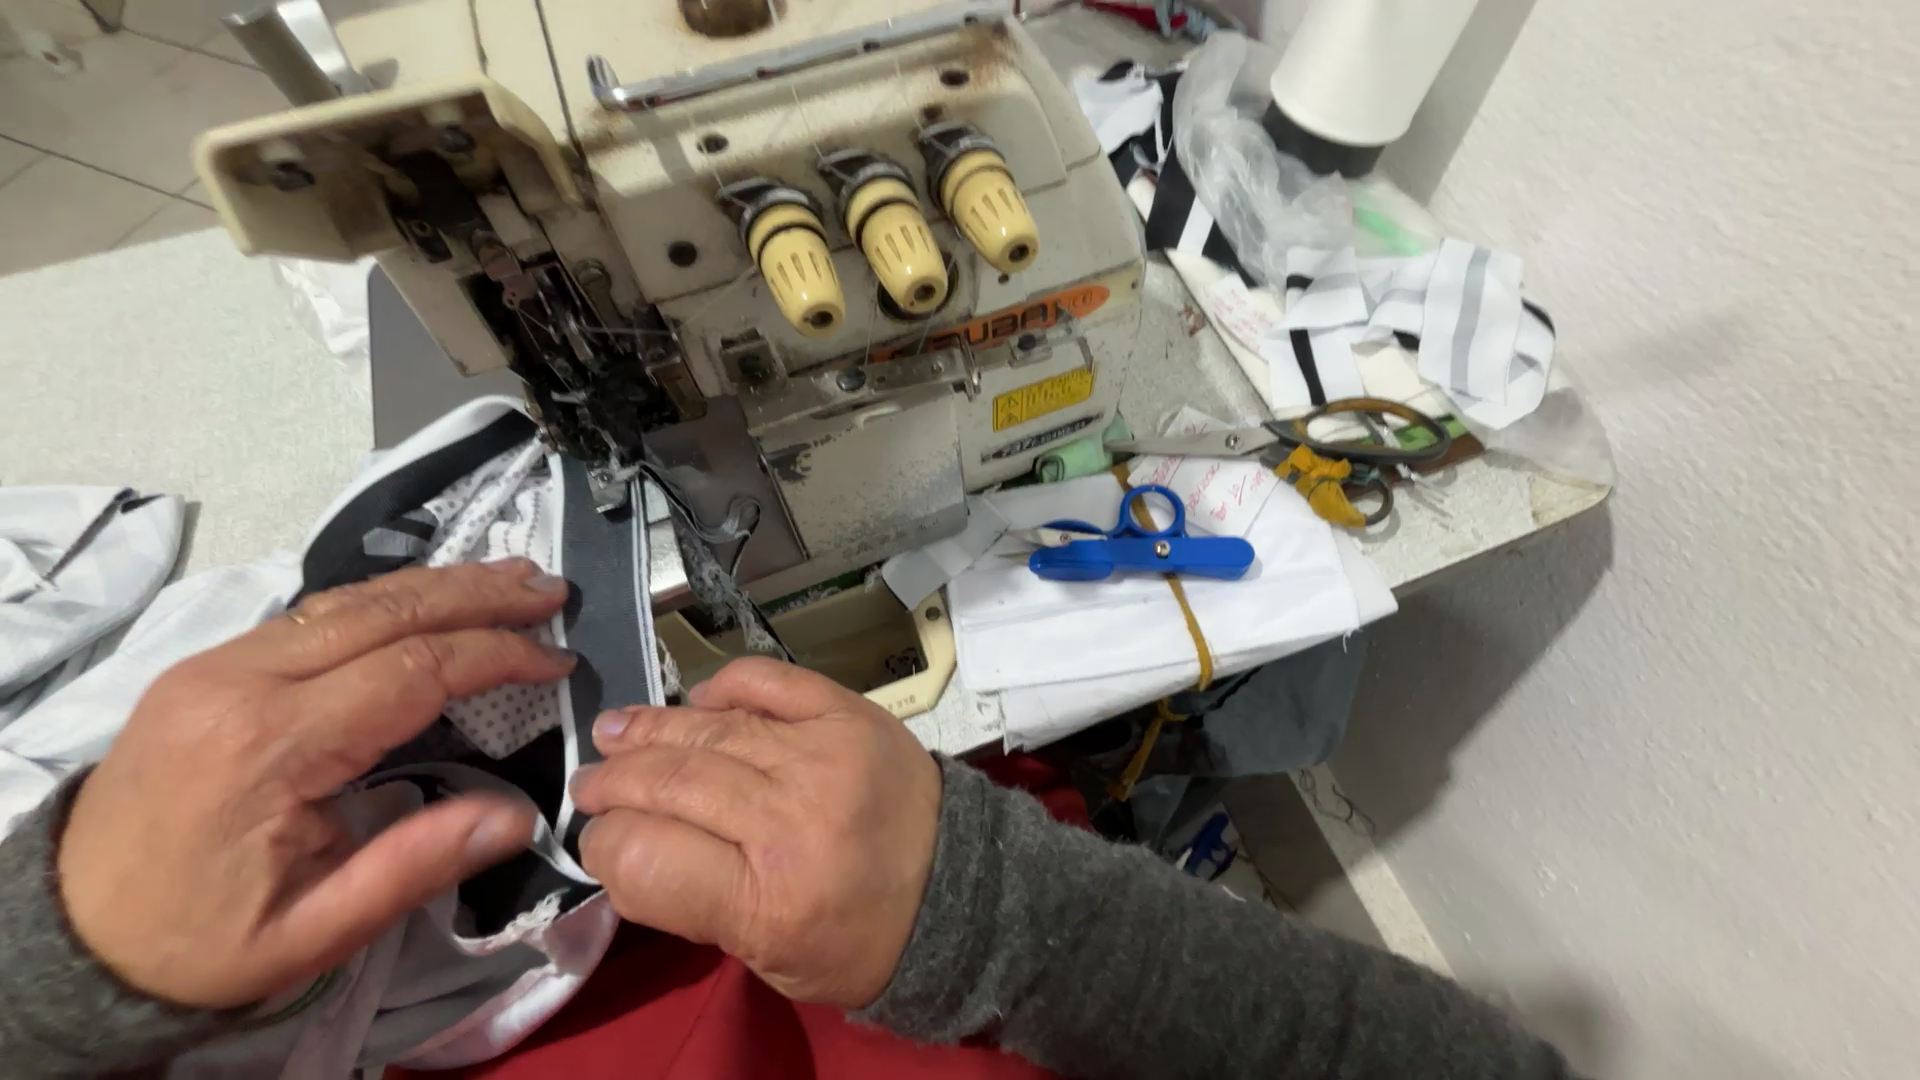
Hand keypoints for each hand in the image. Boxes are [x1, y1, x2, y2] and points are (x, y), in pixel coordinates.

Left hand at [57, 559, 575, 1009]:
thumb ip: (419, 864)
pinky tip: (439, 595)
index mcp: (271, 744)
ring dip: (445, 582)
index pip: (416, 666)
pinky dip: (397, 596)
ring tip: (514, 575)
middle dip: (483, 595)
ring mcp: (216, 663)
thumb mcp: (316, 929)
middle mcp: (240, 681)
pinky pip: (323, 611)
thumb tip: (523, 816)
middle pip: (389, 611)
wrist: (60, 944)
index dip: (500, 654)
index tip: (559, 662)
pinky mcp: (211, 664)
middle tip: (553, 590)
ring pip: (356, 597)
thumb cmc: (201, 942)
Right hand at [571, 657, 942, 1008]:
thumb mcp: (767, 954)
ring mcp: (824, 753)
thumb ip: (693, 900)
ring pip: (712, 728)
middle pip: (673, 782)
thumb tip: (627, 838)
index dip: (607, 846)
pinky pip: (771, 681)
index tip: (601, 840)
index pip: (647, 858)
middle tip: (589, 782)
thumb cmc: (859, 935)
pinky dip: (727, 685)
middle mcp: (793, 817)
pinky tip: (698, 698)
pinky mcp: (848, 713)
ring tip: (614, 731)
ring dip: (651, 728)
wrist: (955, 883)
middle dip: (615, 782)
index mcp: (770, 900)